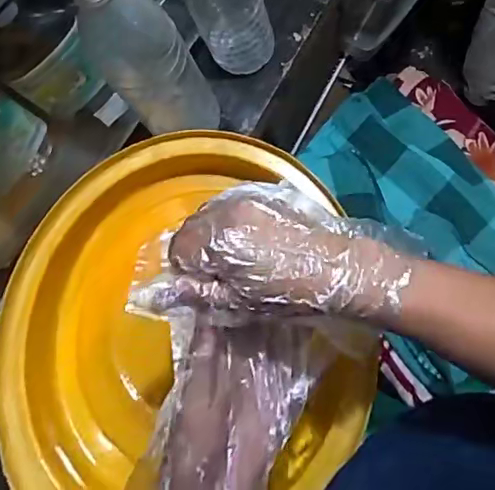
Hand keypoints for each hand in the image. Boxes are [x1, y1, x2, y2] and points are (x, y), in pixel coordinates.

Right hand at [135, 184, 412, 321]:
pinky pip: (234, 205)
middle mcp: (227, 206)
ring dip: (216, 235)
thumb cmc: (288, 294)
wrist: (338, 268)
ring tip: (240, 261)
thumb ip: (196, 293)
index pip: (178, 248)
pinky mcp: (265, 192)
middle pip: (193, 227)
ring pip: (212, 214)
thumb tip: (156, 292)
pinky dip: (234, 222)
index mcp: (218, 235)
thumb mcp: (237, 303)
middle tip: (222, 277)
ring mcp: (247, 195)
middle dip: (199, 250)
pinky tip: (255, 243)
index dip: (187, 272)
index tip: (206, 288)